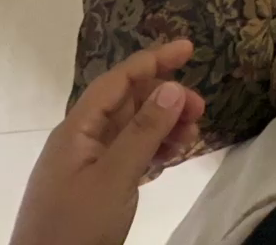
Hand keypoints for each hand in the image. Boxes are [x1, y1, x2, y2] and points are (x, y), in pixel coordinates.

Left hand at [11, 41, 206, 244]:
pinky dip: (154, 151)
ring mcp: (87, 168)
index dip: (153, 60)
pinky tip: (172, 158)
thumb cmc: (74, 232)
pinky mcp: (95, 191)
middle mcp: (81, 142)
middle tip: (201, 110)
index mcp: (77, 131)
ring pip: (133, 130)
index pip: (118, 81)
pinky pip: (130, 155)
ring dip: (164, 126)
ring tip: (192, 138)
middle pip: (129, 103)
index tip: (190, 49)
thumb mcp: (114, 179)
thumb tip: (172, 86)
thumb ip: (144, 131)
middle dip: (166, 98)